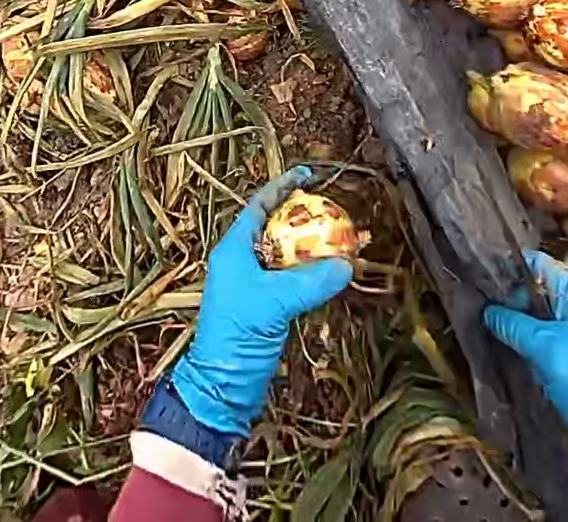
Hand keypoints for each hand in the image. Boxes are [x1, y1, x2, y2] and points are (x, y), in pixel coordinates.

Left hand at [171, 166, 354, 434]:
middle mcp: (243, 260)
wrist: (220, 392)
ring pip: (287, 253)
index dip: (283, 186)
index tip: (308, 174)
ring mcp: (253, 283)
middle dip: (305, 217)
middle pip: (277, 226)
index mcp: (234, 249)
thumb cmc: (235, 339)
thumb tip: (347, 265)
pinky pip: (293, 278)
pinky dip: (313, 272)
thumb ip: (310, 281)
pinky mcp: (266, 305)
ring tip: (340, 238)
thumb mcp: (273, 304)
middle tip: (332, 208)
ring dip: (312, 246)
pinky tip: (333, 272)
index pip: (260, 205)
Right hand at [485, 251, 567, 520]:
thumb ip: (514, 325)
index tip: (478, 278)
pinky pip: (555, 341)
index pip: (538, 263)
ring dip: (522, 327)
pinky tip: (518, 358)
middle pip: (539, 291)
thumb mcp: (548, 351)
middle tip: (480, 312)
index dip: (507, 267)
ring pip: (545, 319)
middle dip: (511, 301)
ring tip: (493, 334)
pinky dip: (536, 347)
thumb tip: (487, 310)